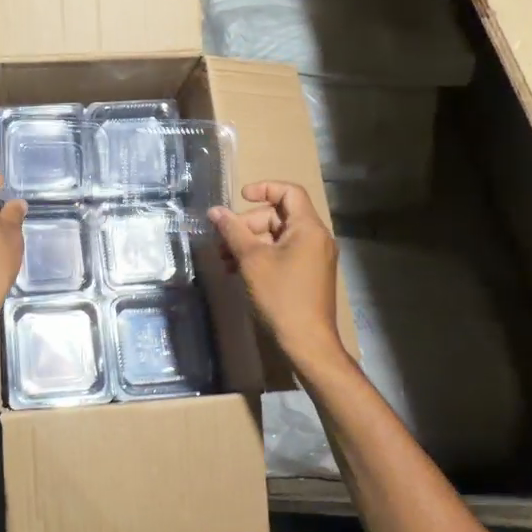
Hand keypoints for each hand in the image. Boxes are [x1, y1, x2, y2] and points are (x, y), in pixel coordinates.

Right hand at [208, 181, 343, 363]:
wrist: (307, 343)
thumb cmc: (281, 296)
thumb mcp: (251, 260)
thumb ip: (232, 231)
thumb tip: (214, 211)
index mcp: (309, 228)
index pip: (289, 192)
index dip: (264, 188)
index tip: (240, 198)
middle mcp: (316, 238)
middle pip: (279, 215)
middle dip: (248, 223)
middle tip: (224, 240)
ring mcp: (314, 257)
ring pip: (278, 236)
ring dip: (250, 242)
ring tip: (225, 259)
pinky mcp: (309, 274)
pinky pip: (284, 253)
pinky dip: (261, 255)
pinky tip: (238, 270)